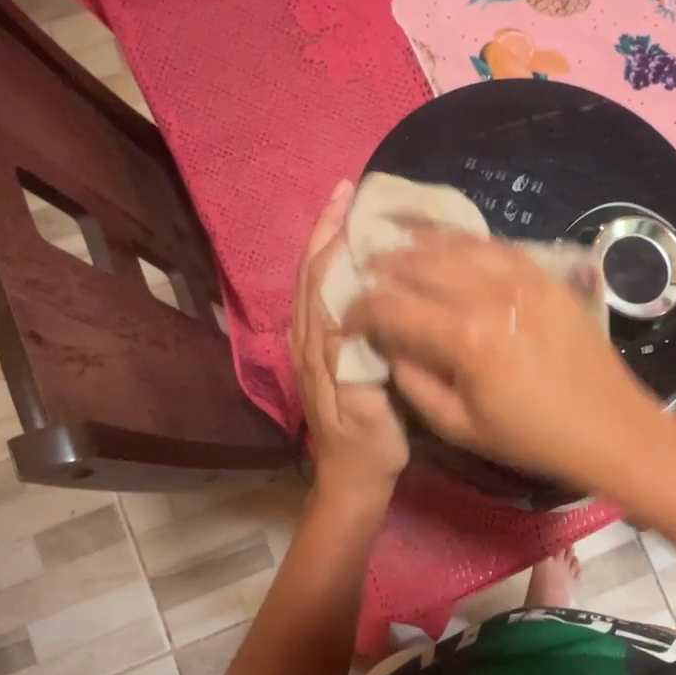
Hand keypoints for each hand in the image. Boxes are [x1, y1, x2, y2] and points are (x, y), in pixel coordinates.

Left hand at [293, 180, 407, 506]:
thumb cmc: (369, 448)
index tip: (355, 202)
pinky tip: (347, 260)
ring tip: (349, 214)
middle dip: (325, 229)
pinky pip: (320, 299)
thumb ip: (352, 364)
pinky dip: (328, 269)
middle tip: (350, 192)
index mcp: (318, 349)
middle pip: (309, 272)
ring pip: (311, 283)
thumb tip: (349, 314)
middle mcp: (306, 340)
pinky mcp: (319, 354)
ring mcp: (309, 348)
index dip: (334, 238)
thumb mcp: (365, 411)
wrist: (352, 481)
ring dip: (325, 244)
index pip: (321, 279)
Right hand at [344, 230, 661, 488]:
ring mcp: (522, 277)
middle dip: (383, 267)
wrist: (610, 427)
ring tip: (396, 248)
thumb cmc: (533, 437)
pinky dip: (464, 242)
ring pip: (456, 244)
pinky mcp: (546, 274)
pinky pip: (495, 245)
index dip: (360, 310)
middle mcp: (490, 294)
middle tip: (365, 275)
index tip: (349, 318)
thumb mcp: (461, 426)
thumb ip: (415, 381)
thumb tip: (389, 345)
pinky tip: (448, 246)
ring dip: (419, 245)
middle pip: (418, 262)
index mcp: (465, 338)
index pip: (391, 307)